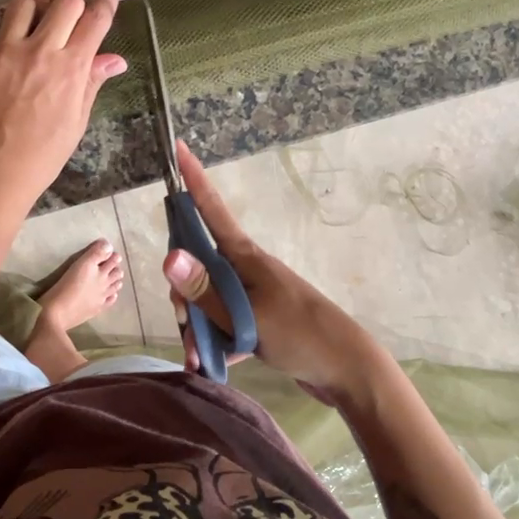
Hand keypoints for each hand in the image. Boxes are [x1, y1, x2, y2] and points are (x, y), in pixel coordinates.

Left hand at [0, 0, 125, 210]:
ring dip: (36, 6)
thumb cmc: (41, 156)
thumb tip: (114, 60)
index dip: (104, 1)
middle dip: (73, 0)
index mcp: (70, 67)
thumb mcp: (76, 121)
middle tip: (73, 10)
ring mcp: (2, 53)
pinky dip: (7, 46)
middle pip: (63, 2)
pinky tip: (6, 69)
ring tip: (38, 18)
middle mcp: (38, 50)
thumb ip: (91, 82)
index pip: (94, 19)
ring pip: (23, 5)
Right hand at [164, 141, 381, 402]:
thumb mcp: (246, 315)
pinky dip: (213, 342)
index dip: (194, 179)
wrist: (348, 371)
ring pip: (207, 300)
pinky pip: (223, 324)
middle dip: (183, 295)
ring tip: (198, 357)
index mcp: (244, 257)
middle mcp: (245, 269)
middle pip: (196, 266)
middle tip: (186, 325)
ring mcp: (252, 294)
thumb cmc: (299, 335)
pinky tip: (211, 363)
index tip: (179, 147)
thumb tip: (169, 256)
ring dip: (197, 328)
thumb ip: (206, 290)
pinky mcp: (257, 320)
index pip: (211, 209)